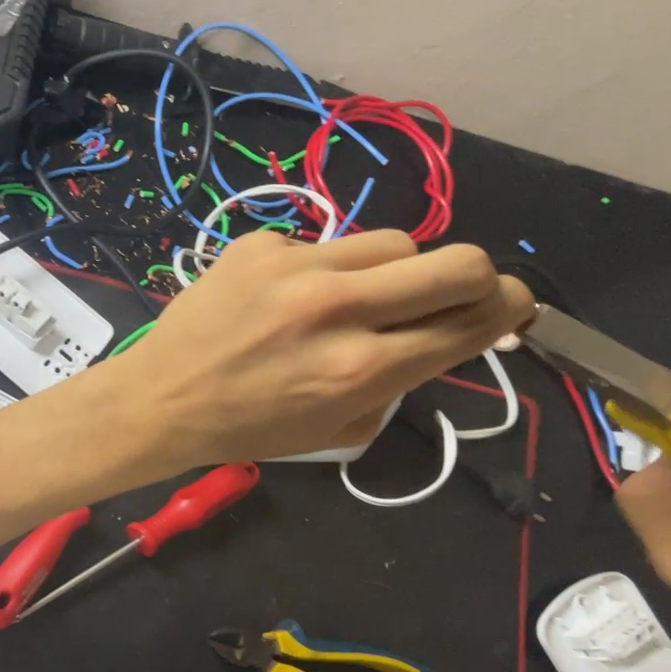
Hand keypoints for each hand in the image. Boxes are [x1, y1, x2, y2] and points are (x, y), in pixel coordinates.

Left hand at [97, 229, 532, 467]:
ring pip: (394, 242)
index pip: (474, 321)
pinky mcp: (259, 246)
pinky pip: (324, 243)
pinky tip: (288, 296)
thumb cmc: (245, 427)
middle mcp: (336, 310)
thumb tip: (443, 337)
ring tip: (358, 298)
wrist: (160, 399)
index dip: (508, 312)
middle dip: (478, 279)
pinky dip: (321, 269)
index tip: (509, 309)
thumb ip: (397, 383)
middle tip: (458, 294)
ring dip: (394, 271)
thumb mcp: (334, 429)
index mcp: (360, 369)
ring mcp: (294, 268)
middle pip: (460, 261)